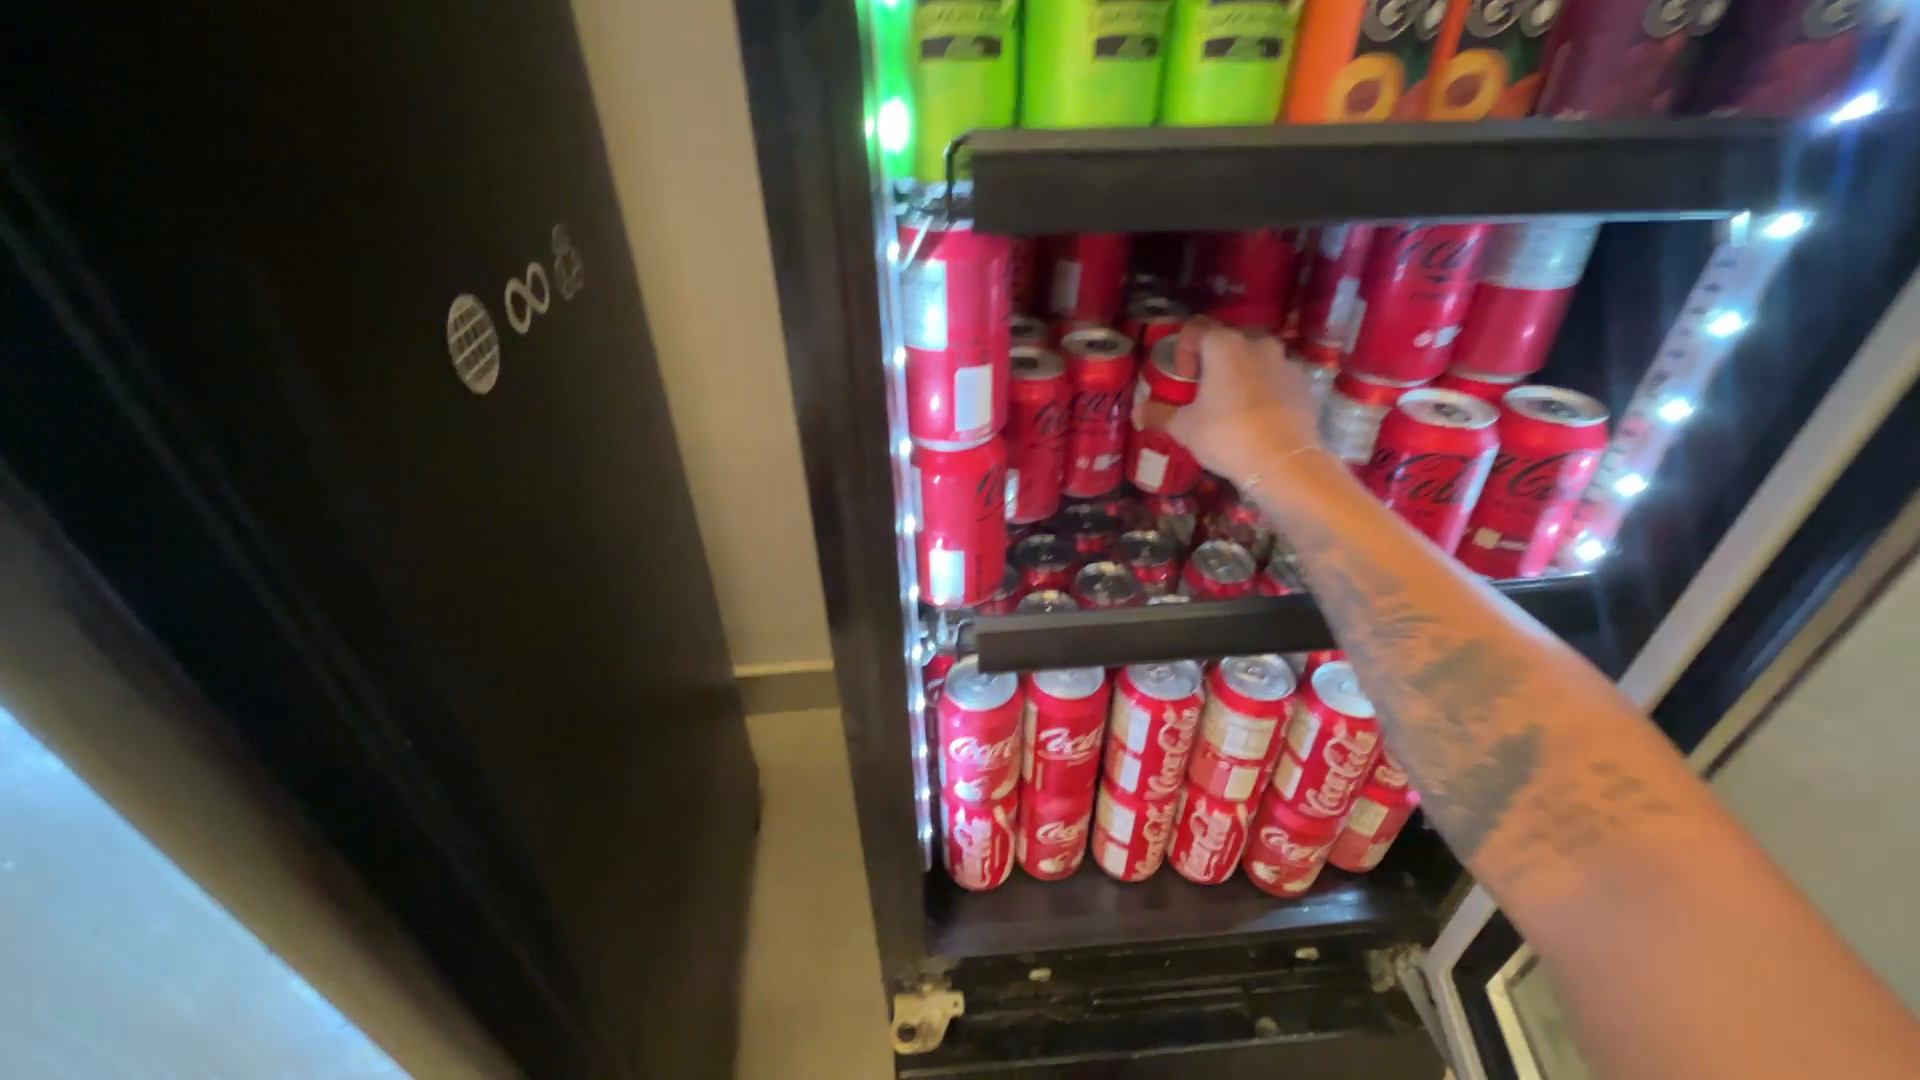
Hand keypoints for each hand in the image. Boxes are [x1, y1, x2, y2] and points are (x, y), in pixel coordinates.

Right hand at [1147, 320, 1320, 487]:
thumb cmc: (1226, 435)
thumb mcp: (1184, 428)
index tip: (1182, 377)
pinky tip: (1258, 416)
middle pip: (1227, 342)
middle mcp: (1256, 343)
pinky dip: (1265, 388)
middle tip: (1204, 391)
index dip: (1182, 349)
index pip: (1195, 328)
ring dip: (1240, 373)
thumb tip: (1137, 412)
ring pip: (1255, 358)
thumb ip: (1159, 414)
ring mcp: (1285, 361)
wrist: (1282, 461)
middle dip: (1213, 361)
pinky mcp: (1303, 383)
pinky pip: (1276, 377)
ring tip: (1232, 404)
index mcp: (1224, 346)